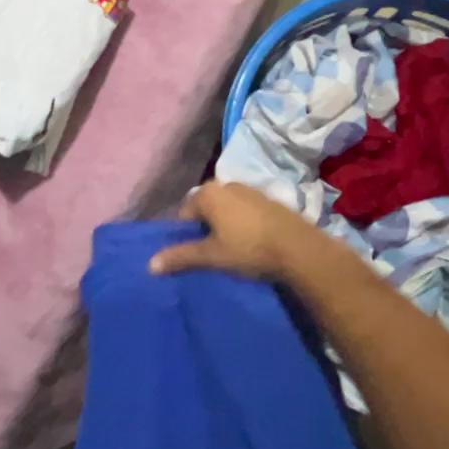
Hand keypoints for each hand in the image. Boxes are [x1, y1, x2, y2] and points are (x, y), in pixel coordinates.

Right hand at [148, 181, 331, 279]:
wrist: (299, 248)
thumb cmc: (249, 248)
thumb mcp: (212, 256)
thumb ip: (181, 256)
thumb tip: (150, 264)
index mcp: (207, 193)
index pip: (184, 214)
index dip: (185, 235)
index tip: (193, 255)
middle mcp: (226, 184)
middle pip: (205, 209)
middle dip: (205, 229)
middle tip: (210, 254)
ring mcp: (249, 190)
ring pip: (226, 210)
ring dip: (224, 227)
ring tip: (231, 252)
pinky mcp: (268, 200)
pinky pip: (245, 212)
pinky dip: (243, 225)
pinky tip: (251, 244)